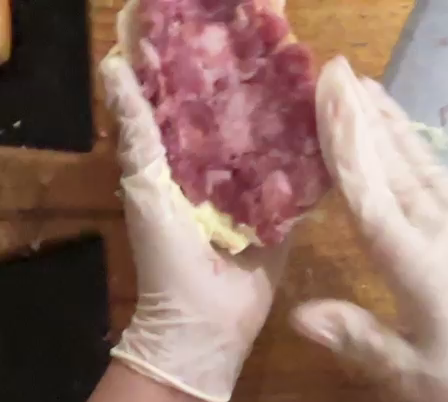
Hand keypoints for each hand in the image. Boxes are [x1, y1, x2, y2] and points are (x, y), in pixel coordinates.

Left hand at [99, 54, 286, 401]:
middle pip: (241, 120)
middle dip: (257, 86)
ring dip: (290, 115)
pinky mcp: (284, 222)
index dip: (210, 66)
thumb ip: (137, 131)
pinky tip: (334, 122)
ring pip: (274, 146)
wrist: (202, 325)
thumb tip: (114, 65)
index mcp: (182, 165)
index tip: (230, 22)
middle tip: (282, 39)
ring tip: (311, 70)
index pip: (199, 104)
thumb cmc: (165, 258)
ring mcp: (255, 199)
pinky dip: (314, 157)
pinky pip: (301, 183)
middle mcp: (220, 176)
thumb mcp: (144, 185)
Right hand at [291, 58, 447, 401]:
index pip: (372, 196)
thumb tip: (297, 315)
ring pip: (420, 165)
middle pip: (395, 166)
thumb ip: (358, 338)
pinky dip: (415, 152)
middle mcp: (445, 231)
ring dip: (388, 125)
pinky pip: (441, 178)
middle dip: (362, 118)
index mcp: (420, 266)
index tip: (328, 97)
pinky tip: (402, 139)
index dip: (347, 146)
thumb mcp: (411, 373)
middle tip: (334, 72)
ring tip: (361, 89)